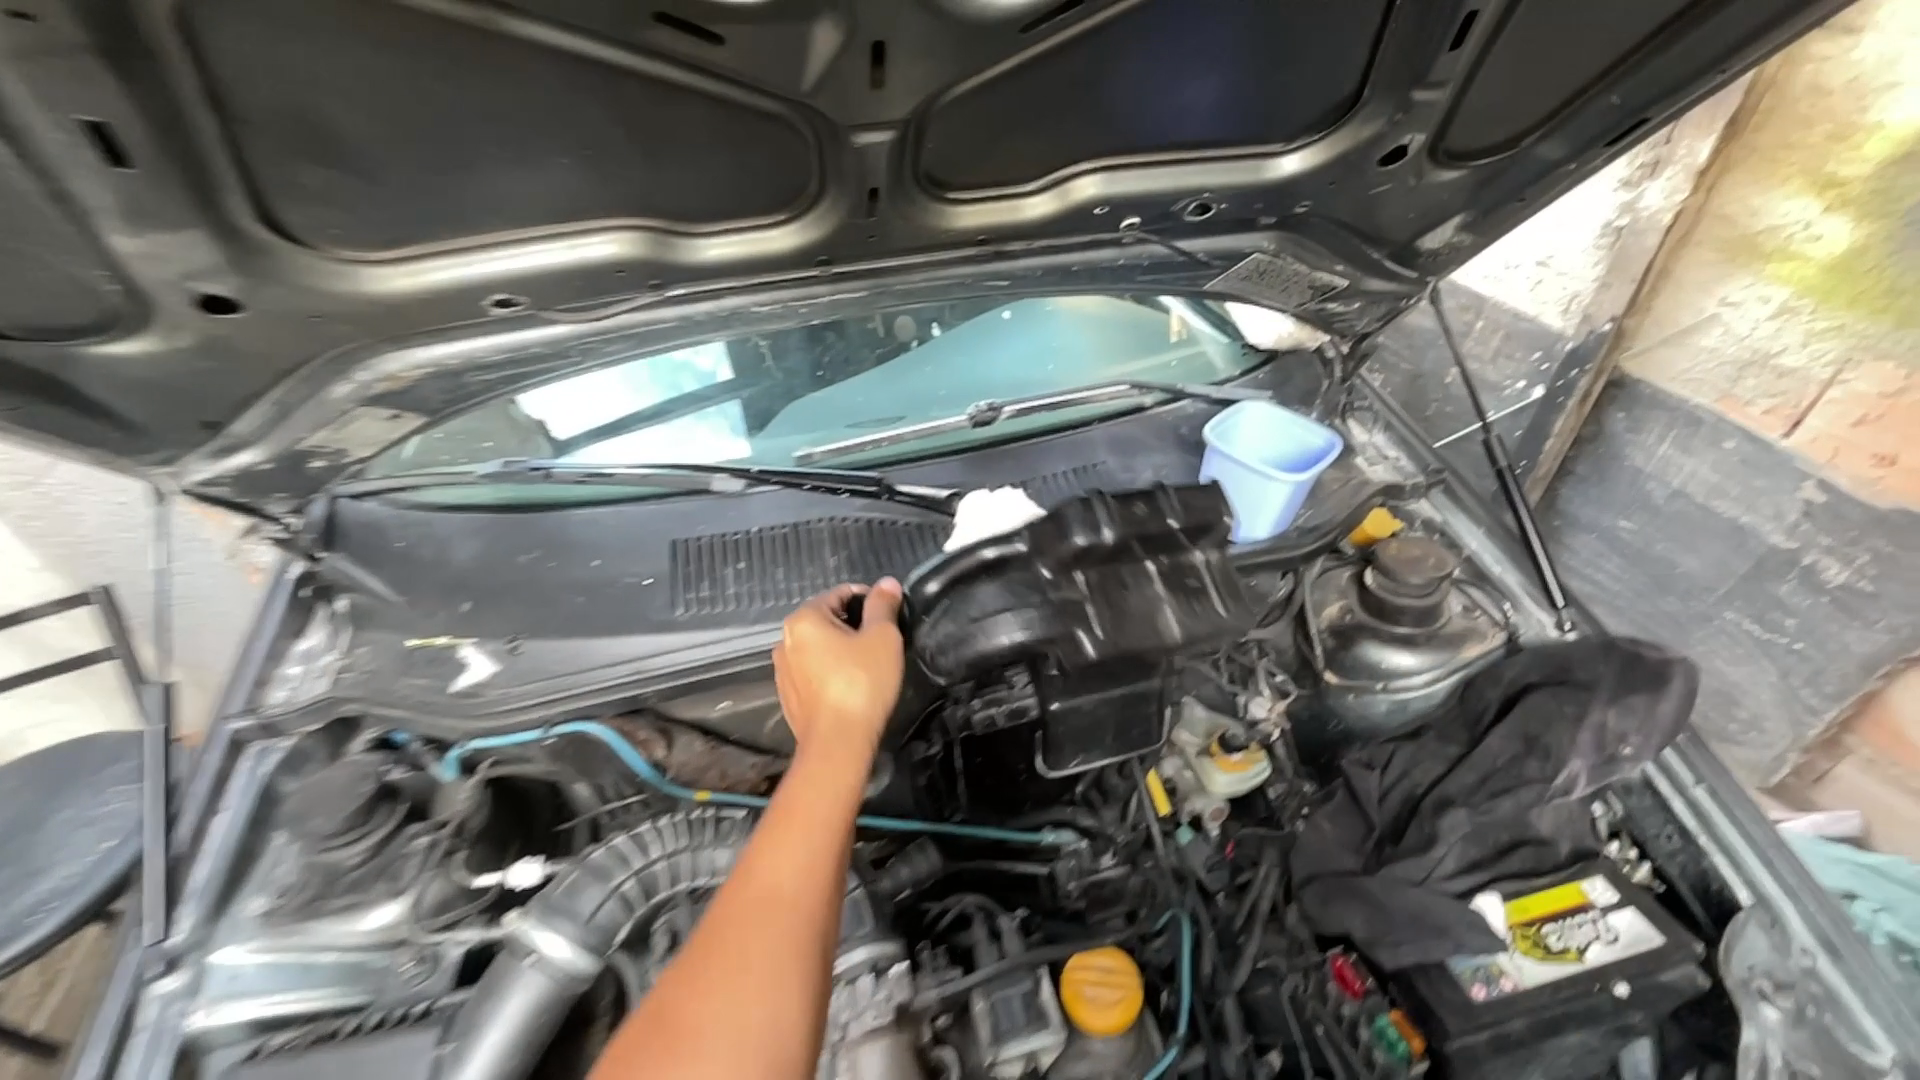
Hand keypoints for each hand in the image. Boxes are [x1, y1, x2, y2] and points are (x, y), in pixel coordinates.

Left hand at [772, 578, 904, 759]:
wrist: (837, 743)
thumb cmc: (862, 683)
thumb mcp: (882, 637)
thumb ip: (883, 605)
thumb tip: (887, 583)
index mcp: (803, 619)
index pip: (839, 594)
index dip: (868, 599)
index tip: (889, 615)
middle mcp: (784, 640)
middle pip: (826, 620)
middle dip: (853, 625)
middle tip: (882, 642)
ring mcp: (782, 671)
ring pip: (818, 648)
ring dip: (841, 649)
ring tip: (868, 665)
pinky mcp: (788, 697)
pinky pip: (813, 672)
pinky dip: (830, 671)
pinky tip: (850, 686)